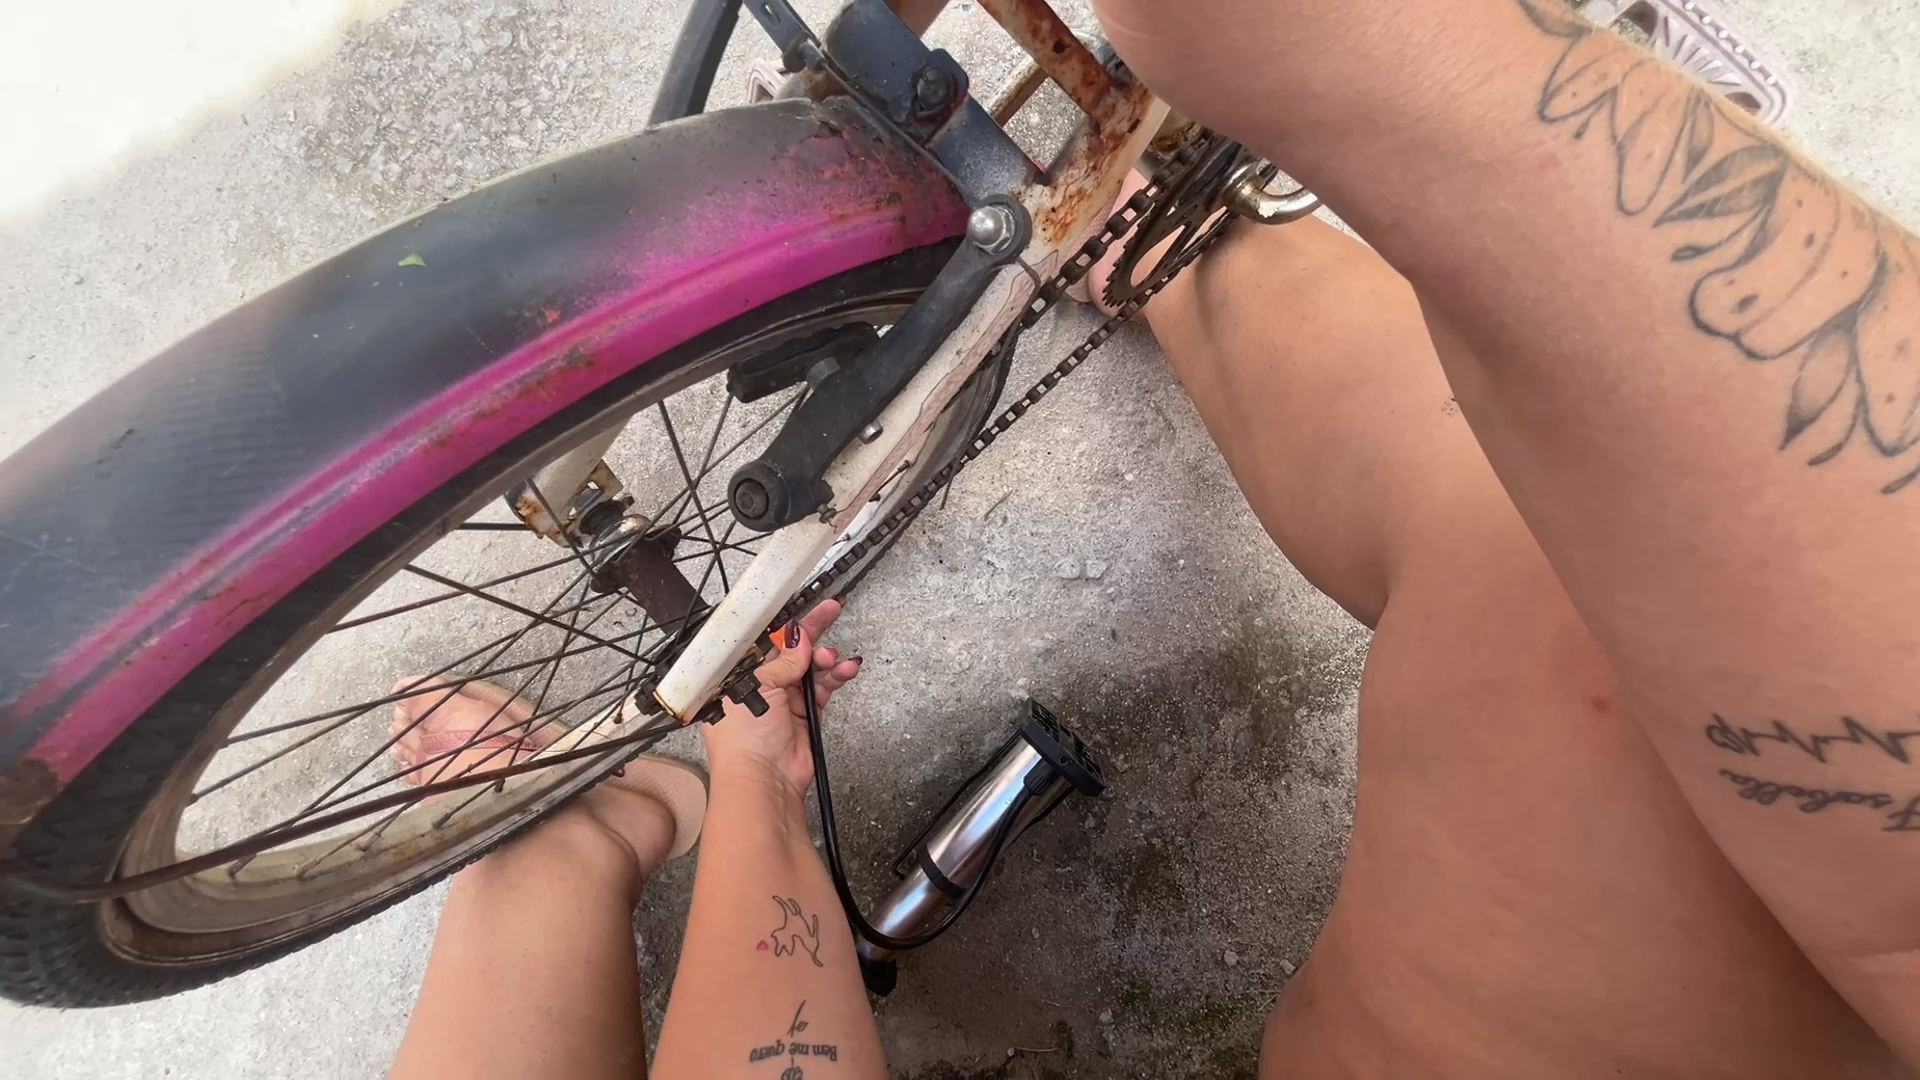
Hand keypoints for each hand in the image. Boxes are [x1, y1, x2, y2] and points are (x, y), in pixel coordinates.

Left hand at [701, 599, 862, 796]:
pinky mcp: (806, 713)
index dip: (785, 623)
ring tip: (833, 659)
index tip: (803, 605)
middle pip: (791, 649)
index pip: (763, 639)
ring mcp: (784, 698)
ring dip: (826, 658)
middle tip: (832, 610)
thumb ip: (781, 662)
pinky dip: (837, 675)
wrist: (764, 778)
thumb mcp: (756, 687)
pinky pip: (824, 686)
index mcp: (738, 675)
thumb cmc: (742, 741)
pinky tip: (846, 669)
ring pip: (811, 666)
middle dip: (812, 630)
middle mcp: (760, 684)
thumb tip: (799, 640)